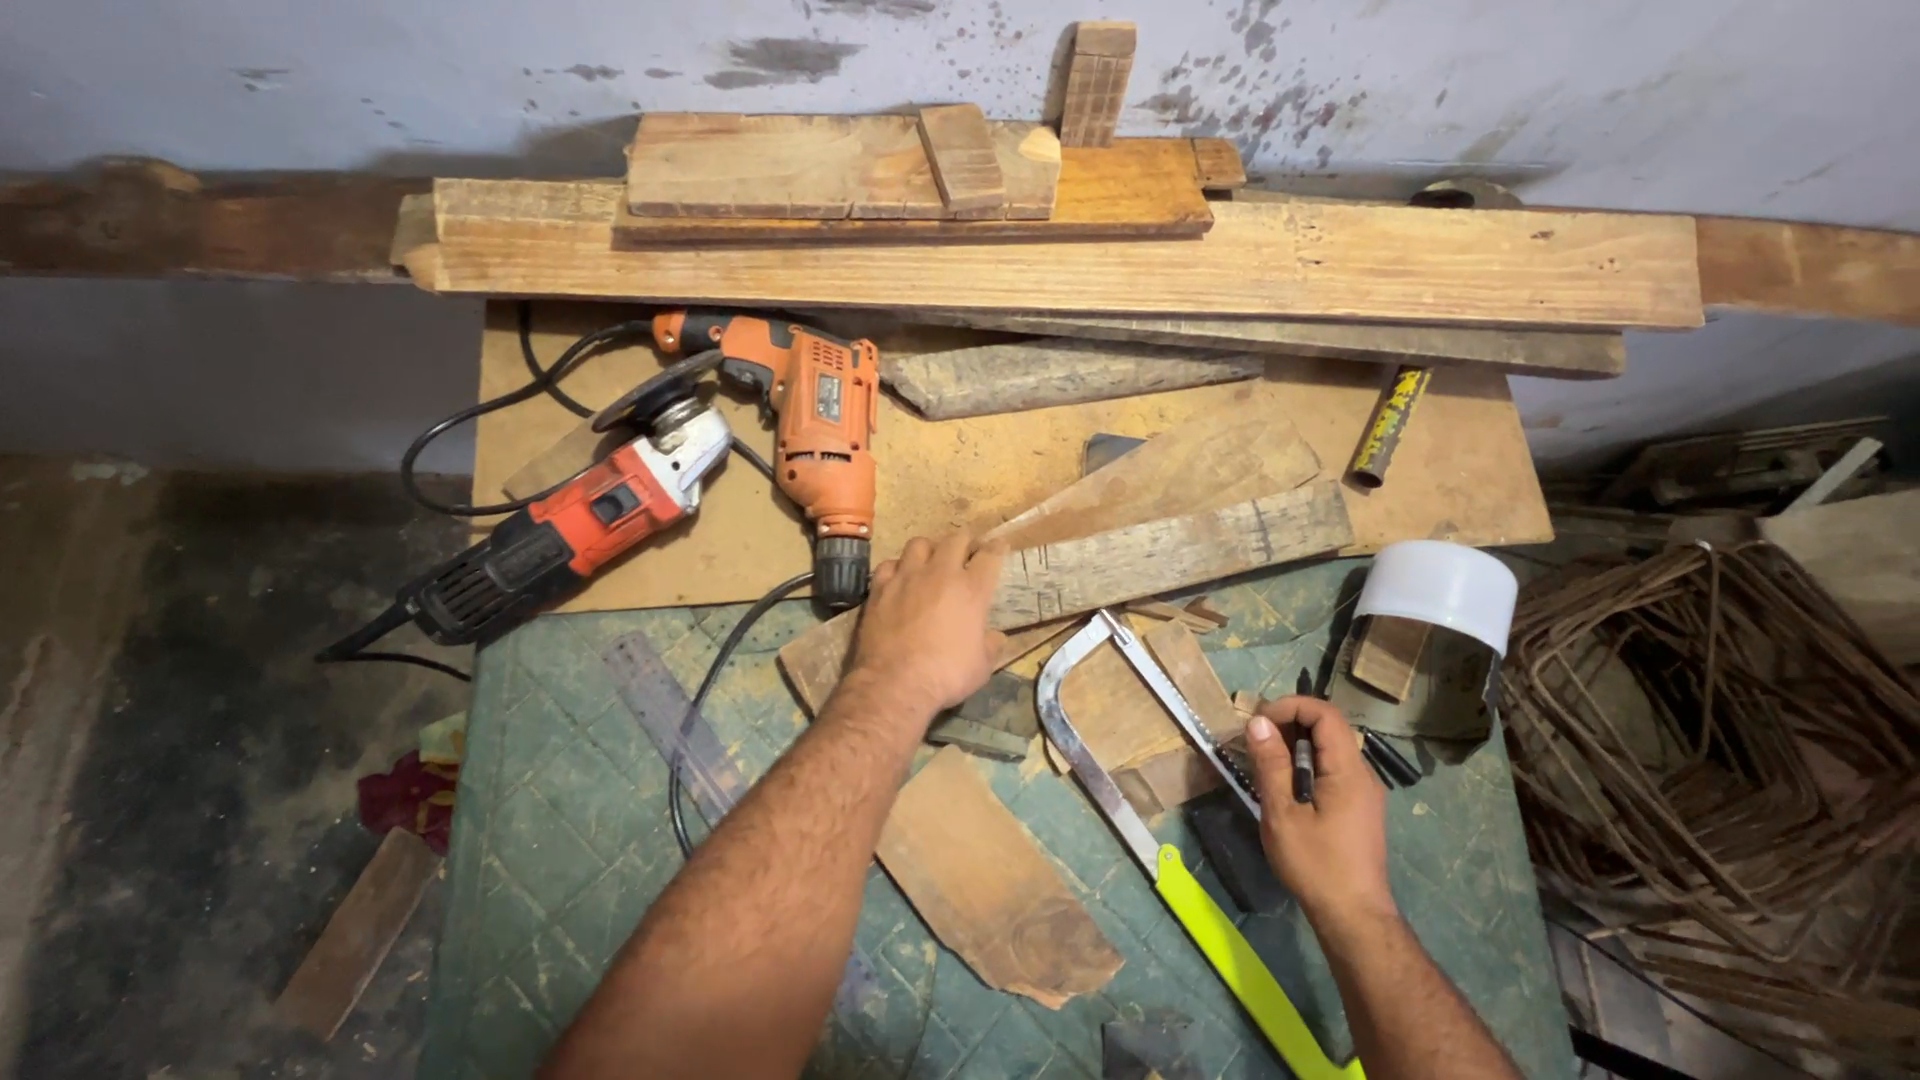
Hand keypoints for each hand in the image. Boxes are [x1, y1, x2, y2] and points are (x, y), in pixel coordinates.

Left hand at [846, 533, 1006, 716]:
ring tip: (930, 560)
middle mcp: (940, 574)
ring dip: (929, 549)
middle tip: (966, 551)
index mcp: (972, 590)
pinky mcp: (880, 588)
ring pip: (919, 543)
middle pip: (955, 539)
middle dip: (965, 541)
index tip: (999, 546)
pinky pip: (889, 564)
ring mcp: (907, 577)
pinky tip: (899, 578)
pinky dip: (897, 568)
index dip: (997, 547)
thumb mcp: (982, 666)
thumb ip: (990, 645)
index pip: (990, 555)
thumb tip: (995, 637)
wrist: (895, 683)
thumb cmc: (946, 675)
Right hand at [1244, 697, 1395, 925]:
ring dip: (1295, 747)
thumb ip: (1271, 765)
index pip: (1326, 714)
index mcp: (1349, 771)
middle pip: (1328, 729)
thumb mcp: (1282, 814)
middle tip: (1255, 743)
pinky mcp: (1359, 809)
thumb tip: (1258, 723)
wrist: (1354, 917)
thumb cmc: (1316, 865)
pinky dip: (1305, 767)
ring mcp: (1364, 793)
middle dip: (1288, 725)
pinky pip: (1332, 771)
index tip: (1259, 722)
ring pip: (1329, 751)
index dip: (1291, 706)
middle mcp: (1363, 775)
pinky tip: (1284, 790)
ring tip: (1264, 765)